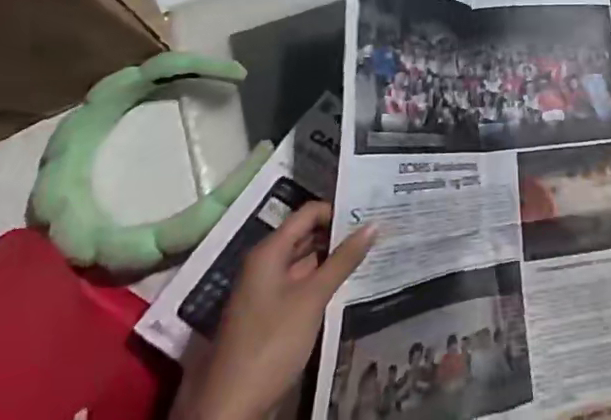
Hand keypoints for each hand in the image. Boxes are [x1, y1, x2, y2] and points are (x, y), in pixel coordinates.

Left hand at [175, 203, 376, 419]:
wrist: (231, 409)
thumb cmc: (271, 344)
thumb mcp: (312, 298)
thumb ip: (343, 260)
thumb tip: (373, 224)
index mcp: (268, 252)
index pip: (308, 214)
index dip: (338, 210)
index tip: (370, 213)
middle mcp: (265, 264)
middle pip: (307, 234)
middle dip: (340, 232)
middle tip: (379, 230)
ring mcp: (268, 290)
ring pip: (306, 260)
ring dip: (335, 256)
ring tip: (373, 250)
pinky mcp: (272, 312)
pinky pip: (302, 283)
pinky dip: (325, 278)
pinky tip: (350, 280)